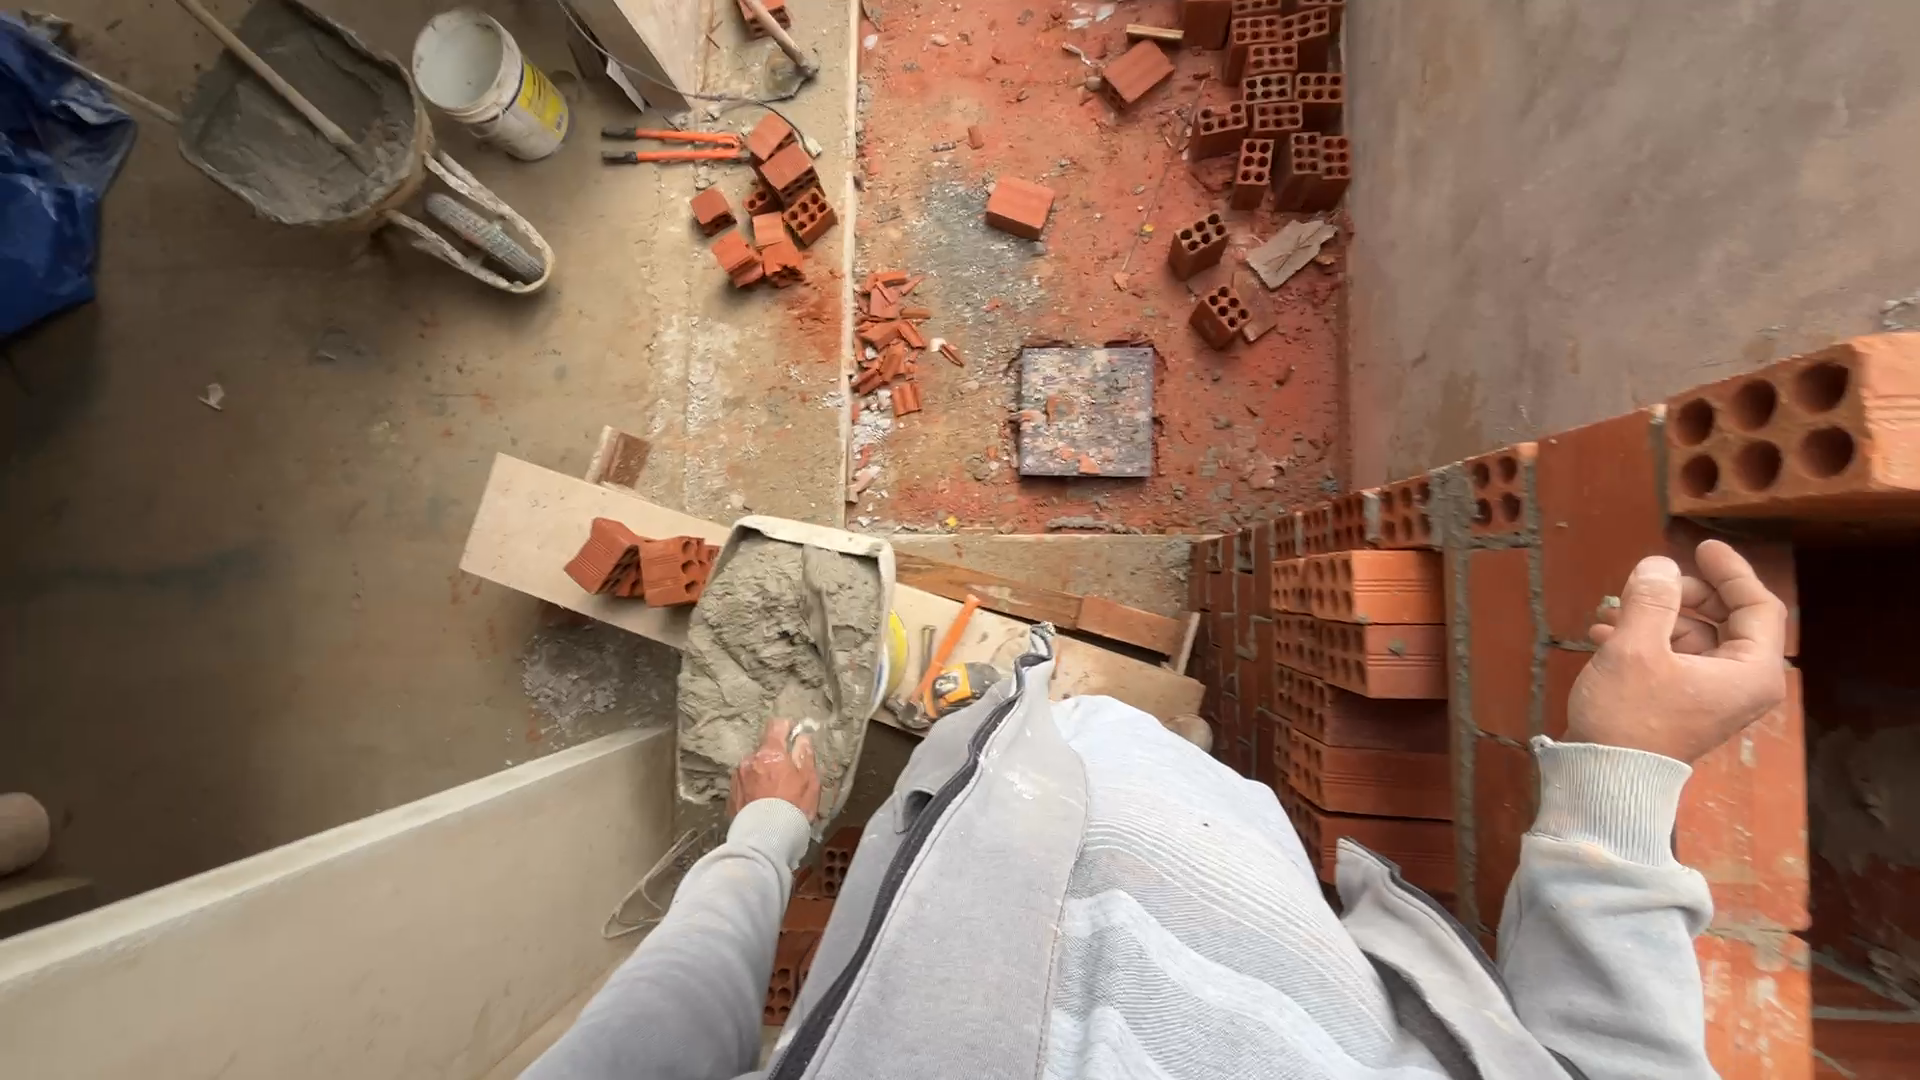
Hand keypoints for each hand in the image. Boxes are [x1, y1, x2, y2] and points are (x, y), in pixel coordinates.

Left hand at [728, 717, 819, 820]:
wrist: (766, 840)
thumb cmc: (793, 808)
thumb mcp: (810, 781)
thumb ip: (805, 755)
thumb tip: (802, 739)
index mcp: (770, 753)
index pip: (776, 726)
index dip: (786, 728)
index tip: (793, 733)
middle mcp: (749, 761)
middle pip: (764, 750)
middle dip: (774, 757)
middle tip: (787, 775)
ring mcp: (737, 779)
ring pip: (753, 768)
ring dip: (761, 774)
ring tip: (773, 794)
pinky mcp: (730, 797)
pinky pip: (744, 785)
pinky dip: (752, 789)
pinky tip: (762, 803)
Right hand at [1566, 539, 1787, 762]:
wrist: (1607, 768)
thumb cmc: (1628, 711)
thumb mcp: (1633, 649)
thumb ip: (1649, 602)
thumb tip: (1658, 565)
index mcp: (1750, 670)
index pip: (1757, 608)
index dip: (1730, 573)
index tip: (1701, 547)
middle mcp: (1740, 681)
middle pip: (1723, 620)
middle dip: (1680, 597)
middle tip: (1643, 584)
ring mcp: (1709, 693)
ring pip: (1690, 636)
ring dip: (1652, 617)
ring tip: (1610, 611)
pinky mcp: (1679, 700)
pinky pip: (1670, 656)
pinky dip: (1642, 639)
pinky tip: (1604, 634)